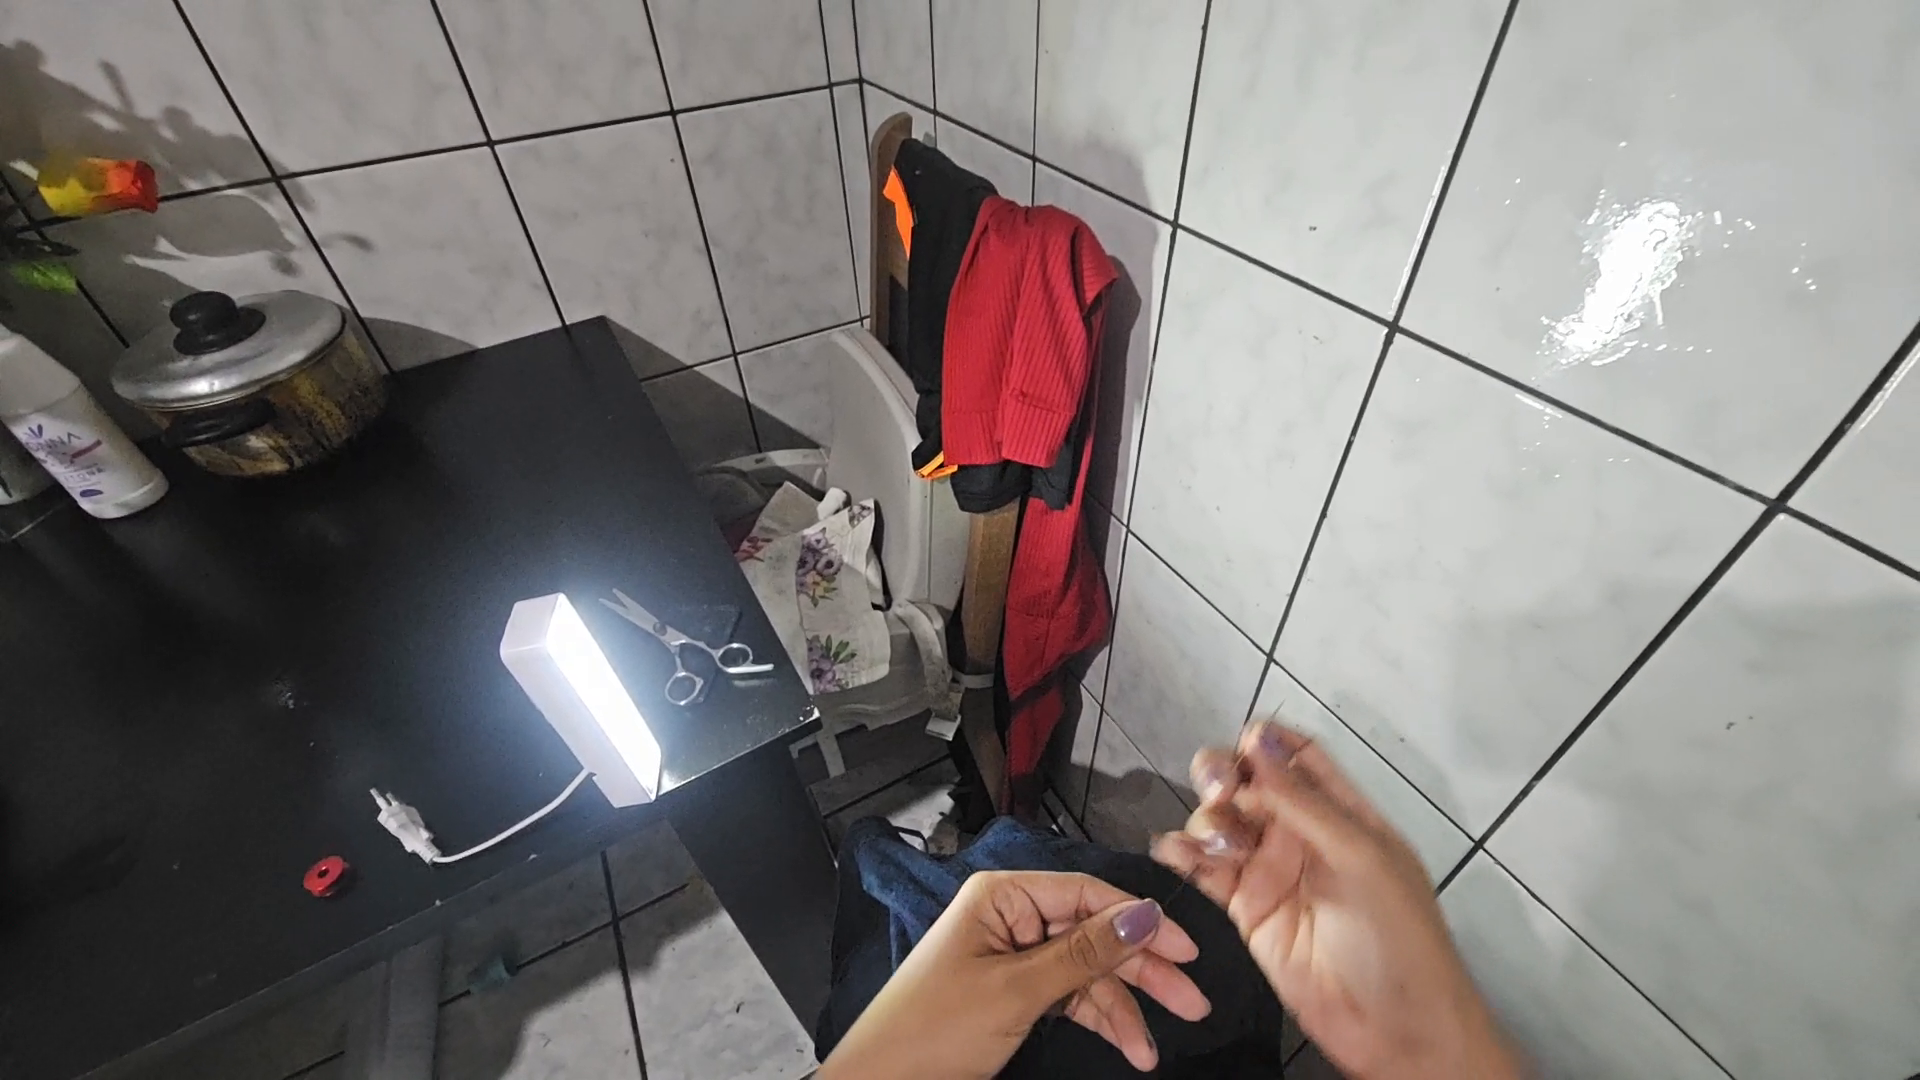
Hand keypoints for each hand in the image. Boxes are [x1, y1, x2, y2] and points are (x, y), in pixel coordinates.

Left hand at [816, 870, 1211, 1078]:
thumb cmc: (939, 1027)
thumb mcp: (1017, 990)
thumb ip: (1083, 954)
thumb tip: (1144, 918)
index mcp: (1004, 894)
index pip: (1084, 893)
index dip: (1138, 918)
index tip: (1187, 949)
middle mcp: (1013, 914)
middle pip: (1090, 931)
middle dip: (1140, 968)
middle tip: (1193, 1002)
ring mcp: (1015, 953)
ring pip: (1085, 968)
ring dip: (1122, 1005)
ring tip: (1153, 1048)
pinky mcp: (1016, 989)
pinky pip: (1067, 994)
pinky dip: (1097, 1019)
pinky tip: (1129, 1045)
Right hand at [1152, 722, 1523, 1079]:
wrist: (1399, 1037)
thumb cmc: (1397, 938)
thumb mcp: (1360, 859)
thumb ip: (1302, 801)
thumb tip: (1255, 737)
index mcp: (1337, 812)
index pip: (1296, 755)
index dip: (1266, 741)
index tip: (1243, 745)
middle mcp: (1297, 830)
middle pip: (1246, 780)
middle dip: (1222, 775)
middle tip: (1219, 793)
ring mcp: (1267, 867)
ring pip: (1219, 819)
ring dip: (1206, 820)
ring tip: (1216, 850)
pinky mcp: (1242, 905)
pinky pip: (1203, 866)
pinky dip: (1182, 852)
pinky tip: (1174, 852)